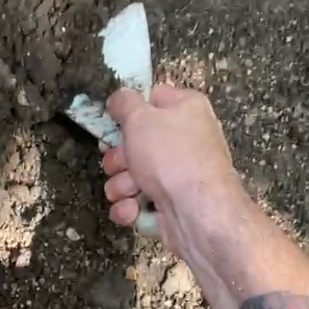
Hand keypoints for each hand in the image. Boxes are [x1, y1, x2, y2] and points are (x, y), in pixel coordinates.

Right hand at [101, 85, 238, 229]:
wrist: (196, 211)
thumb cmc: (172, 157)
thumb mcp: (141, 118)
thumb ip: (125, 102)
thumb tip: (119, 97)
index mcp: (184, 109)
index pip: (151, 100)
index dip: (128, 113)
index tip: (111, 125)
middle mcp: (183, 139)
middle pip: (134, 143)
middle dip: (118, 158)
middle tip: (120, 163)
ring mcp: (175, 174)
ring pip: (129, 176)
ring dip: (120, 185)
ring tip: (130, 191)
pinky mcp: (167, 204)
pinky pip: (135, 202)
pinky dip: (129, 208)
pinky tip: (133, 210)